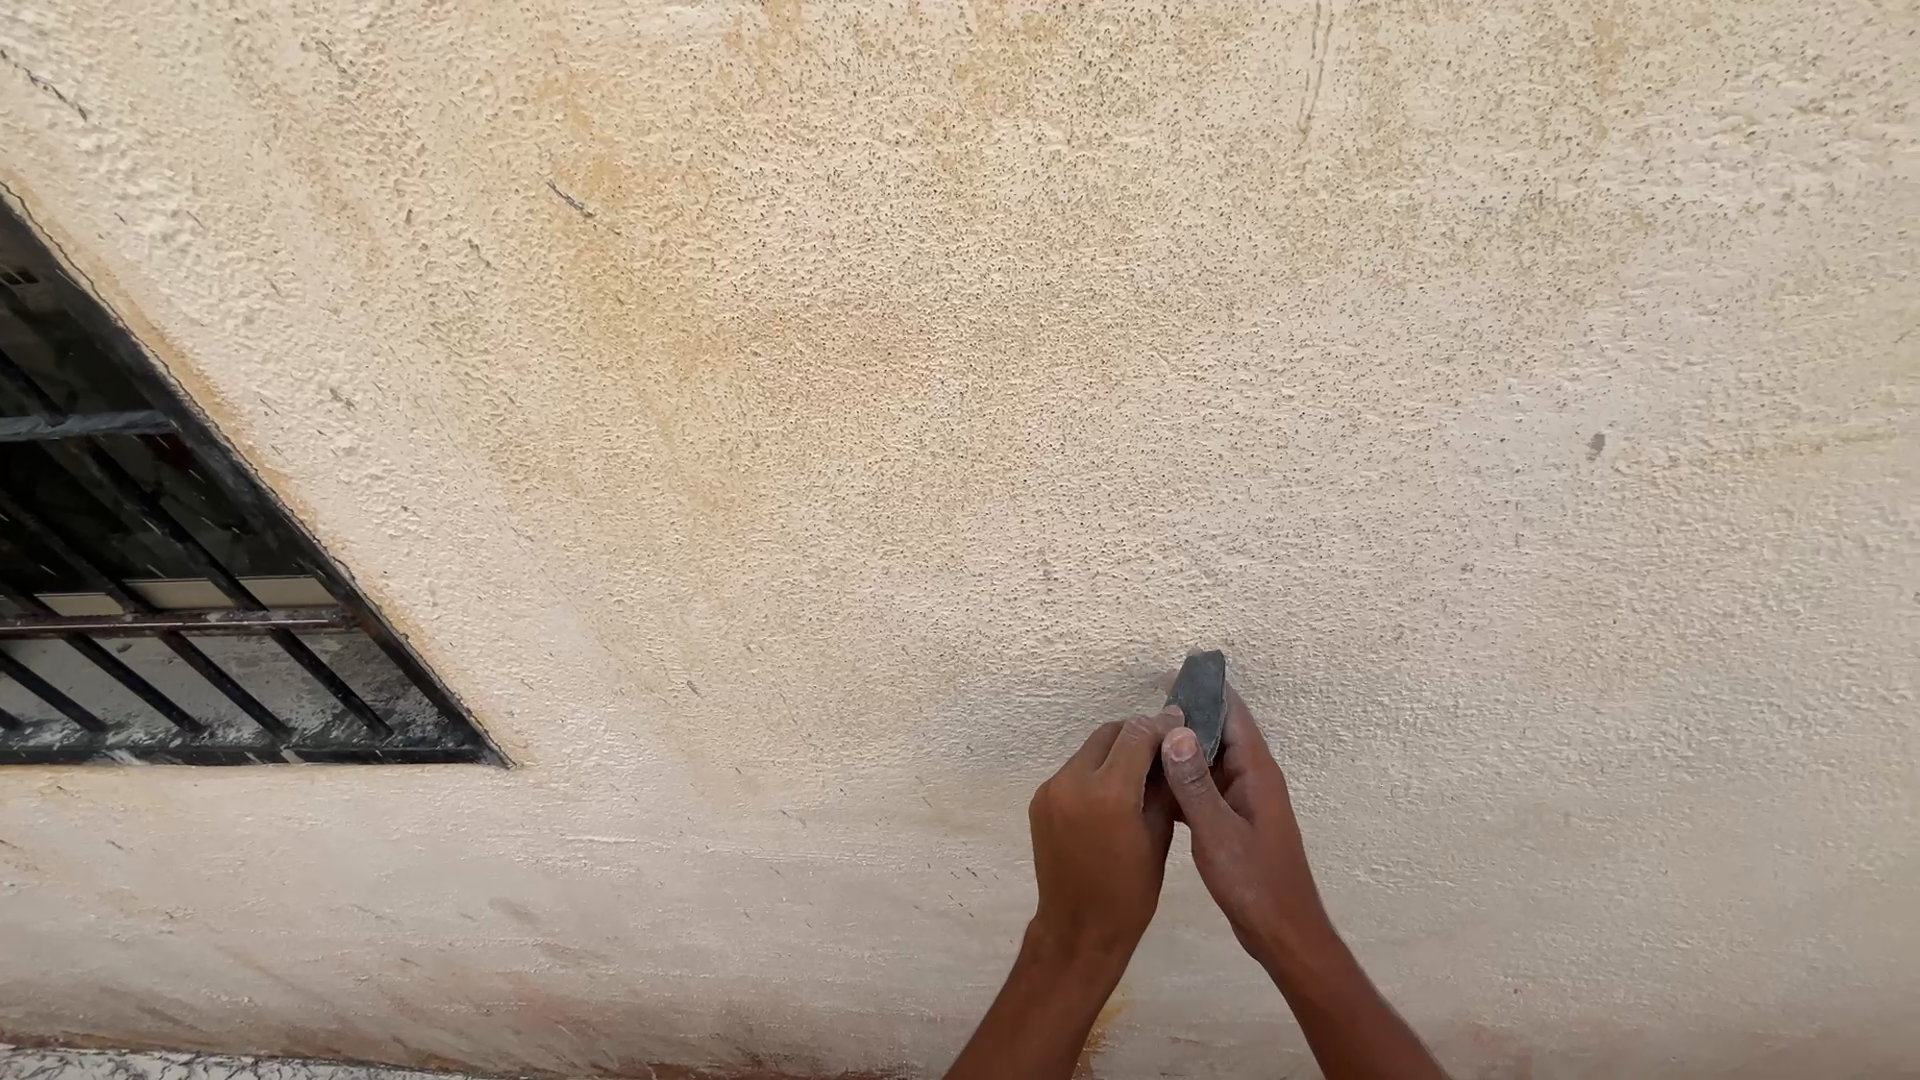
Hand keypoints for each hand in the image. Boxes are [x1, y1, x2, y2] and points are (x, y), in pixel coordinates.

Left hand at [1026, 705, 1184, 962]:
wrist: (1078, 928)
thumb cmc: (1130, 892)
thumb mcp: (1159, 836)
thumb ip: (1164, 785)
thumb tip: (1175, 748)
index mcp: (1108, 793)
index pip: (1136, 734)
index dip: (1160, 725)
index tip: (1179, 723)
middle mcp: (1073, 781)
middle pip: (1109, 733)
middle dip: (1137, 734)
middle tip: (1162, 746)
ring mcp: (1051, 789)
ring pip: (1089, 749)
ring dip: (1115, 751)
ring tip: (1139, 768)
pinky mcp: (1039, 799)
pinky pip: (1073, 771)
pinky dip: (1095, 771)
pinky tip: (1112, 789)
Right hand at [1158, 686, 1333, 967]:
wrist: (1283, 934)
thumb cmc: (1255, 882)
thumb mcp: (1218, 832)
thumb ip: (1195, 782)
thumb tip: (1175, 728)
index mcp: (1255, 772)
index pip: (1233, 713)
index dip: (1207, 687)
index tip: (1175, 669)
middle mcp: (1251, 777)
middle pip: (1219, 730)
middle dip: (1187, 712)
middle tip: (1145, 701)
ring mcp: (1242, 798)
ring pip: (1208, 758)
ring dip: (1181, 745)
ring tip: (1142, 735)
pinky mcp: (1232, 818)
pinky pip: (1203, 784)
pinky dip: (1180, 776)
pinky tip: (1152, 781)